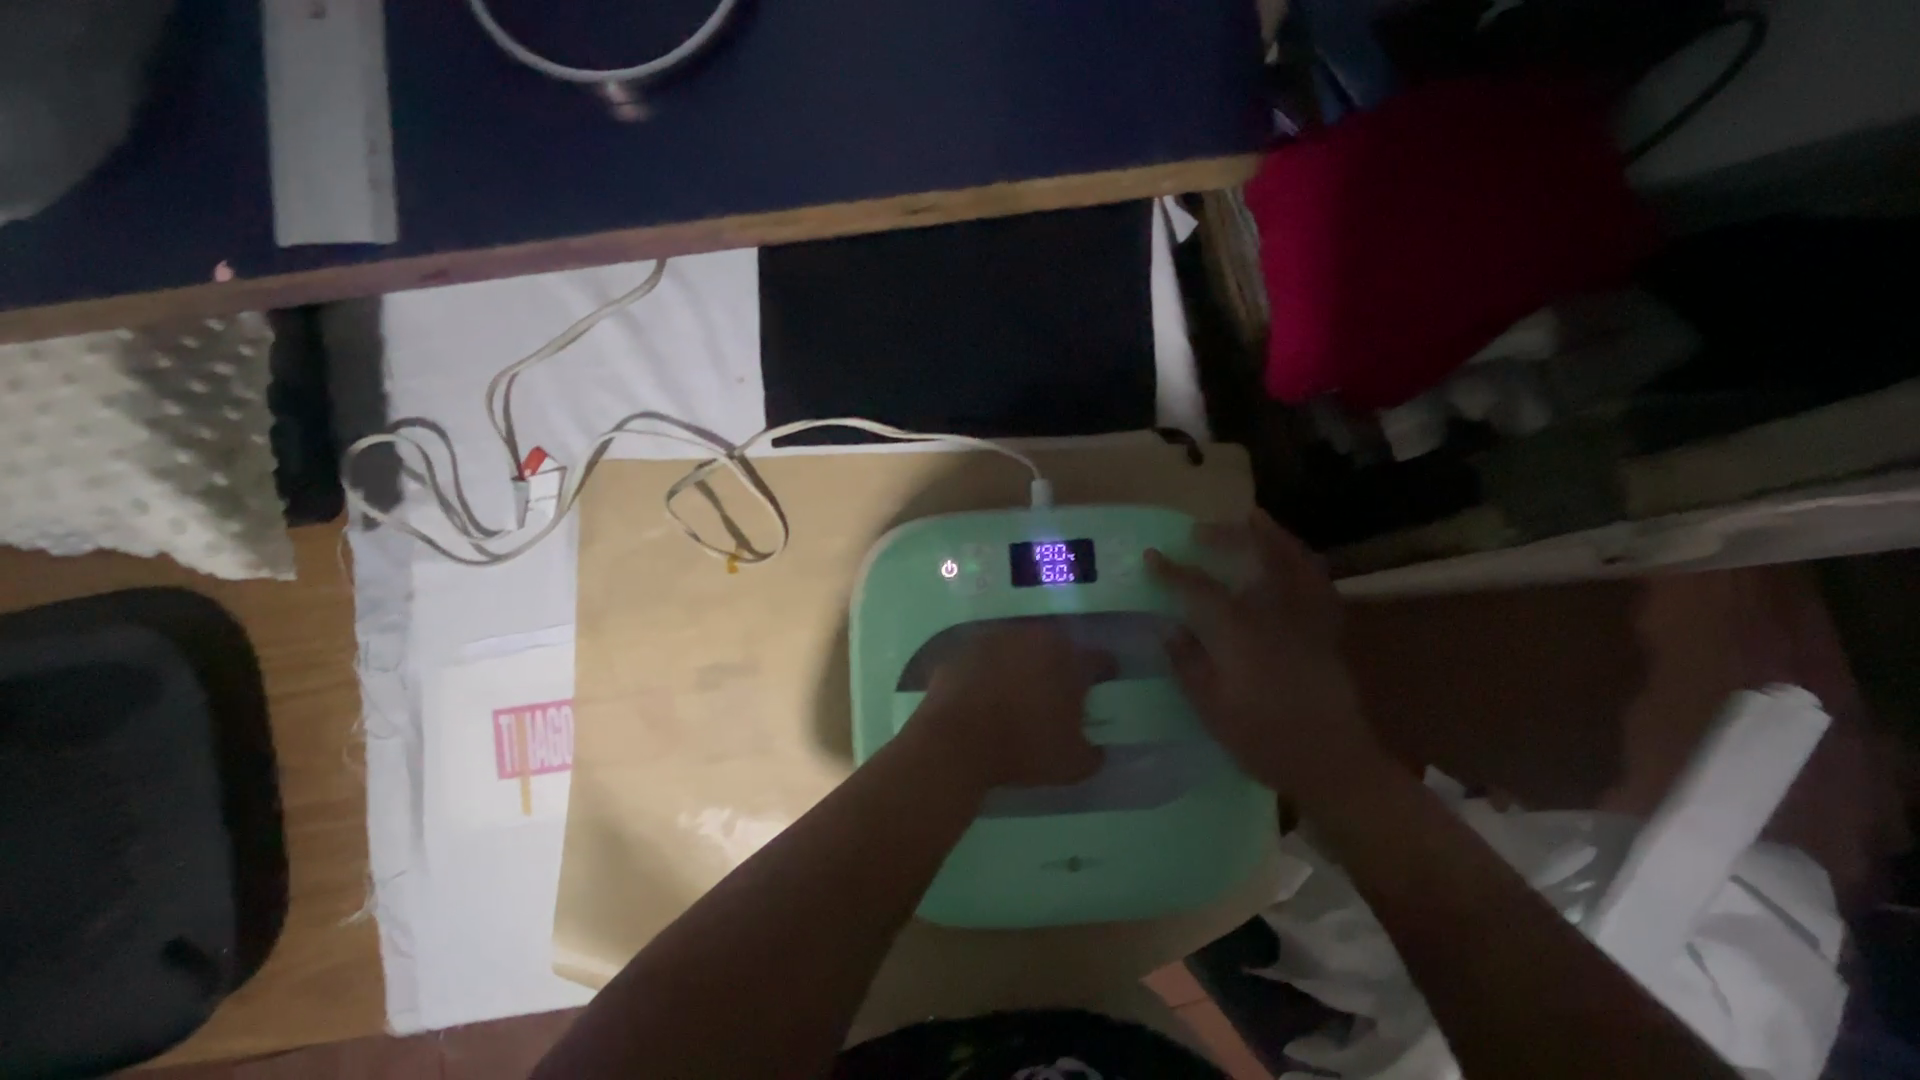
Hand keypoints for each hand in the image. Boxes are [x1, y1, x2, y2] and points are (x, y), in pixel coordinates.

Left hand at [906, 624, 1105, 789]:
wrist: (954, 742)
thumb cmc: (1022, 749)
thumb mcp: (1071, 765)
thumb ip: (1091, 754)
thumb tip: (1095, 750)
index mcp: (1069, 660)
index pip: (1098, 659)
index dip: (1105, 672)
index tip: (1104, 683)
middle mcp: (1034, 638)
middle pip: (1056, 647)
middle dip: (1060, 666)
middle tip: (1057, 692)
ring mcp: (995, 639)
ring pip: (1018, 648)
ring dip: (1022, 665)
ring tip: (1017, 693)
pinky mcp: (962, 650)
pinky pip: (984, 659)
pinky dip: (988, 673)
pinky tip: (983, 696)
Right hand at [1146, 510, 1383, 801]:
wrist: (1331, 760)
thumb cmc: (1263, 739)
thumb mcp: (1212, 708)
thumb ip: (1188, 664)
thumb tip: (1170, 628)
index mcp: (1241, 631)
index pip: (1200, 589)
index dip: (1173, 572)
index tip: (1152, 557)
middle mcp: (1276, 612)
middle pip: (1255, 555)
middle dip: (1226, 536)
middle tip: (1201, 531)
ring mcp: (1307, 617)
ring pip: (1294, 559)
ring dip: (1273, 535)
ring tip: (1256, 520)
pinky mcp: (1328, 631)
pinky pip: (1320, 583)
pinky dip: (1305, 562)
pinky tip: (1296, 559)